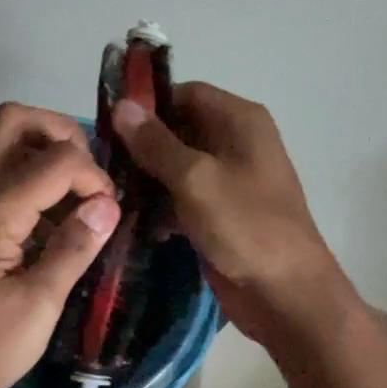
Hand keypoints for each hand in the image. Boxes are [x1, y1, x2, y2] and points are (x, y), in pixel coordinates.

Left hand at [0, 103, 119, 387]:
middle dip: (61, 134)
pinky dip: (27, 179)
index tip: (111, 215)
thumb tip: (108, 206)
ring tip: (78, 200)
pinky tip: (50, 225)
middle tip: (91, 175)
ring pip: (1, 144)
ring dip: (44, 155)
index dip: (95, 177)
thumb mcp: (39, 304)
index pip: (56, 160)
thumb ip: (74, 248)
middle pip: (14, 121)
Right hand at [112, 84, 355, 342]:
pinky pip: (184, 203)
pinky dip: (162, 210)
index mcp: (240, 121)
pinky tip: (133, 224)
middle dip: (142, 148)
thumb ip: (157, 143)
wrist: (285, 294)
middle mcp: (237, 145)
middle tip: (101, 165)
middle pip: (180, 132)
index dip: (147, 106)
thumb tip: (122, 105)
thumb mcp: (196, 179)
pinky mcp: (221, 218)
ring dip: (148, 183)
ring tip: (109, 196)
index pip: (185, 94)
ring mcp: (230, 184)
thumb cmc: (245, 226)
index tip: (107, 126)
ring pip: (178, 171)